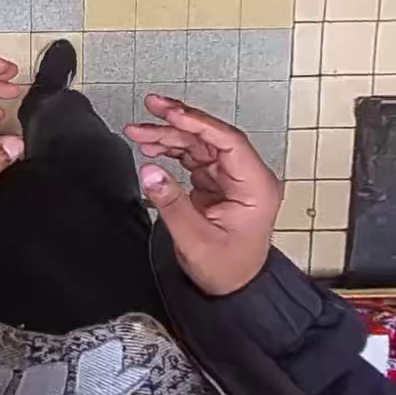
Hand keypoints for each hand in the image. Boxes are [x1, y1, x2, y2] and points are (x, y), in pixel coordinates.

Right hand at [124, 94, 280, 295]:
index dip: (198, 123)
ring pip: (199, 143)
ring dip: (169, 134)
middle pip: (211, 136)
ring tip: (139, 129)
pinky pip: (192, 155)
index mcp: (256, 186)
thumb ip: (171, 203)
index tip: (171, 113)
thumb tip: (150, 171)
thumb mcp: (195, 240)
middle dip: (178, 120)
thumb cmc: (228, 270)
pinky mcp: (216, 181)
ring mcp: (231, 177)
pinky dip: (170, 148)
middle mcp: (246, 176)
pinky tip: (151, 145)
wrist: (234, 288)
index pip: (228, 141)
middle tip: (152, 106)